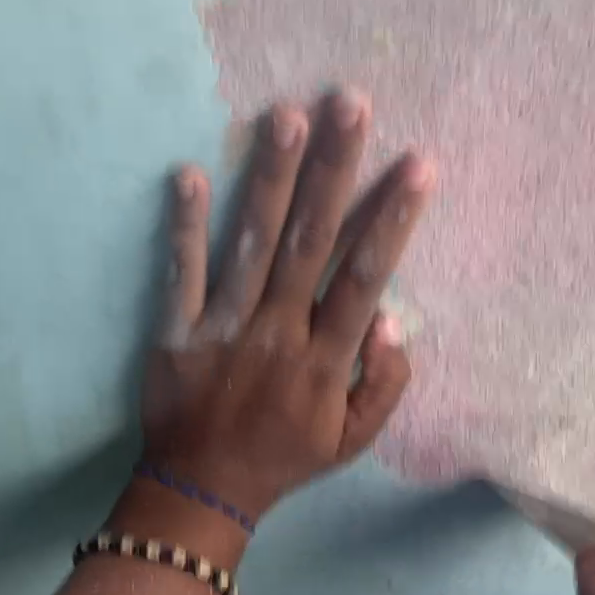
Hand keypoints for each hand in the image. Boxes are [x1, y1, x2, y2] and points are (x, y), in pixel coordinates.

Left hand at [141, 91, 435, 518]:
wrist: (201, 490)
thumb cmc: (285, 457)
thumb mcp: (354, 440)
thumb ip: (386, 383)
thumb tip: (390, 317)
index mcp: (326, 359)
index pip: (365, 276)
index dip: (393, 218)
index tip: (417, 163)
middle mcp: (279, 331)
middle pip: (312, 241)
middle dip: (334, 169)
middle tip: (348, 104)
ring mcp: (224, 327)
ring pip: (253, 244)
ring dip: (271, 178)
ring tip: (286, 115)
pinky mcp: (176, 331)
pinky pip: (182, 274)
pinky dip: (185, 227)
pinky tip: (189, 173)